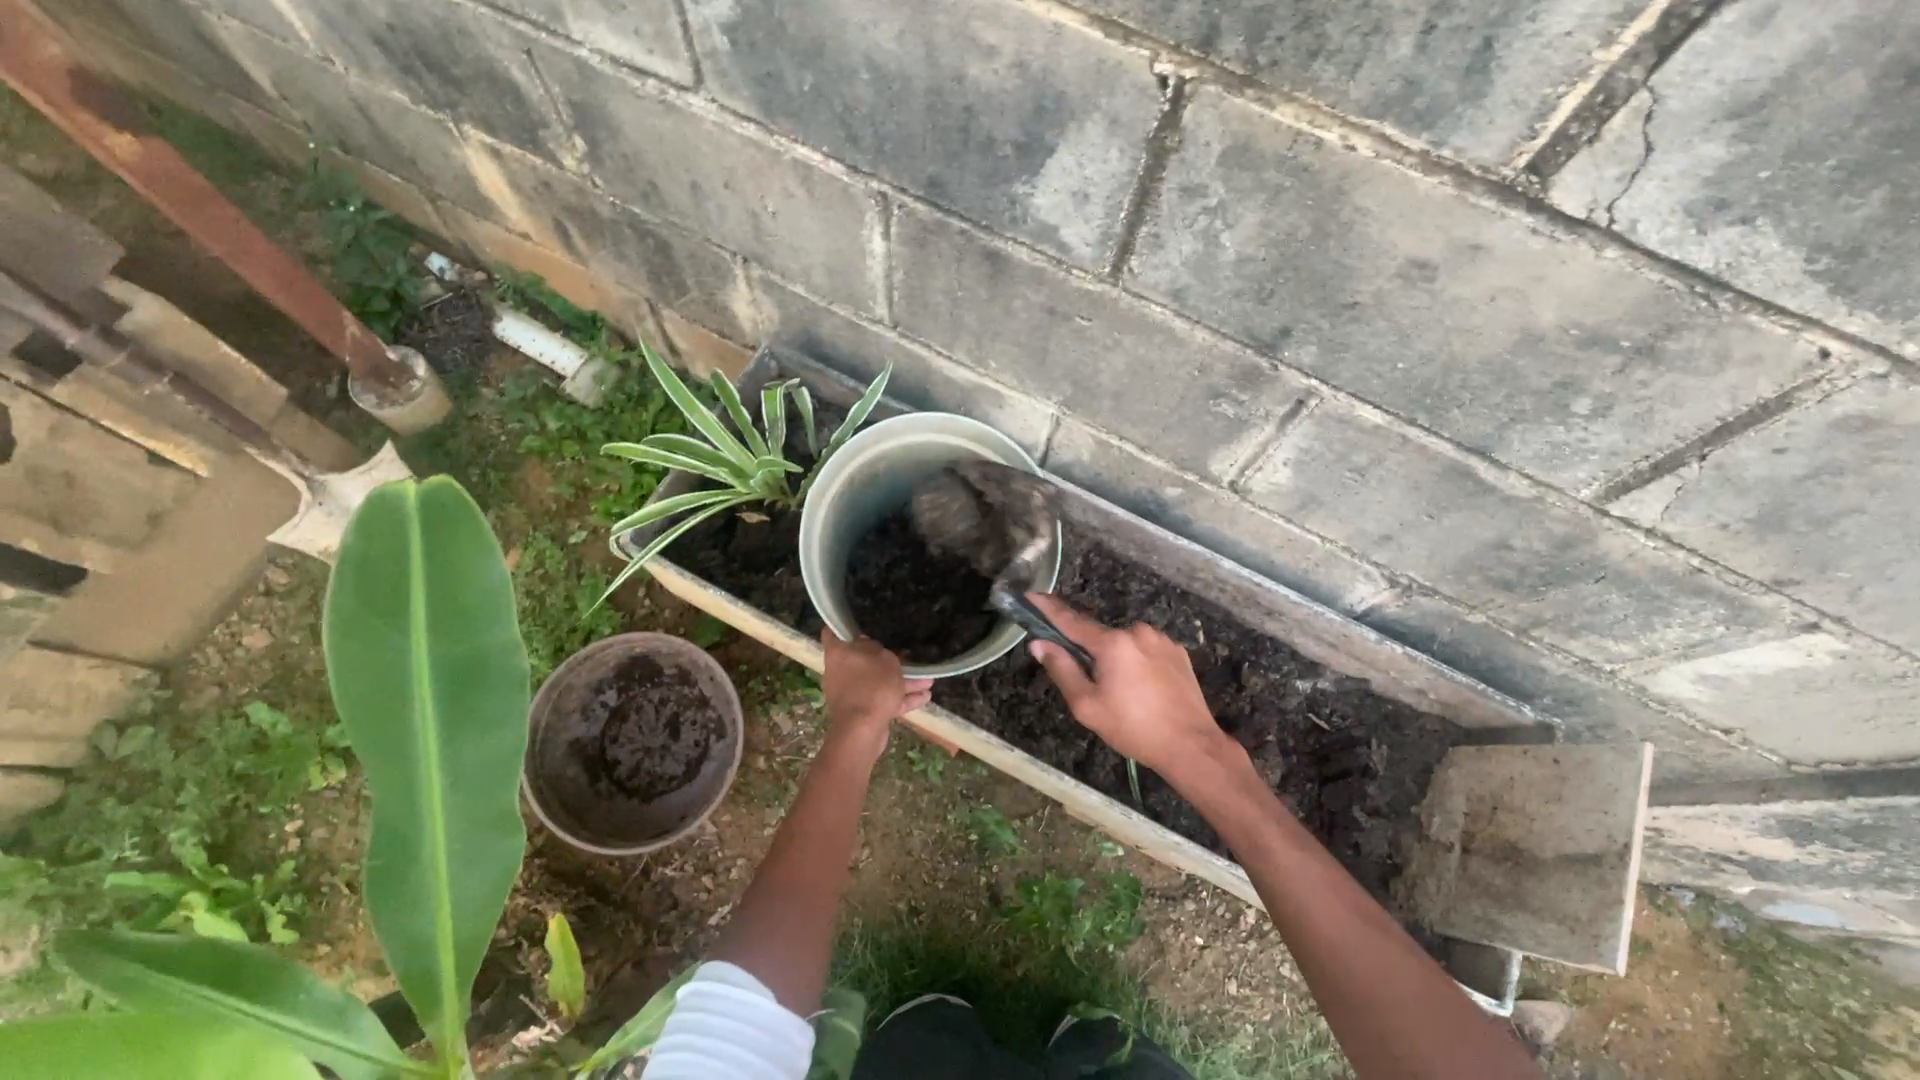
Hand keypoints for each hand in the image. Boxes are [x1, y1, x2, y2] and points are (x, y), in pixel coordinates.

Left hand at [820, 630, 932, 753]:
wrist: (863, 729)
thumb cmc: (872, 686)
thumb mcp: (885, 660)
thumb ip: (880, 651)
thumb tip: (872, 647)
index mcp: (839, 654)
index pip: (832, 633)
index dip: (842, 627)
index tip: (856, 623)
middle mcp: (840, 672)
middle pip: (863, 660)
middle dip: (886, 659)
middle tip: (906, 655)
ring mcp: (851, 694)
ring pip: (877, 682)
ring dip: (902, 681)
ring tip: (928, 680)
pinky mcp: (862, 713)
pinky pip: (883, 701)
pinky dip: (902, 698)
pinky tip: (925, 697)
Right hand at [1025, 594, 1229, 777]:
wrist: (1190, 744)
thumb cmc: (1133, 728)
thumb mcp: (1087, 705)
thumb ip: (1062, 669)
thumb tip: (1040, 644)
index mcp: (1113, 643)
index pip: (1071, 620)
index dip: (1048, 608)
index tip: (1031, 595)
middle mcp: (1138, 632)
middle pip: (1099, 637)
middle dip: (1089, 654)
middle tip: (1090, 687)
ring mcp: (1161, 640)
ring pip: (1124, 645)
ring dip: (1115, 660)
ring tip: (1123, 696)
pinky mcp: (1177, 652)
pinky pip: (1145, 651)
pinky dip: (1136, 663)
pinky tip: (1143, 691)